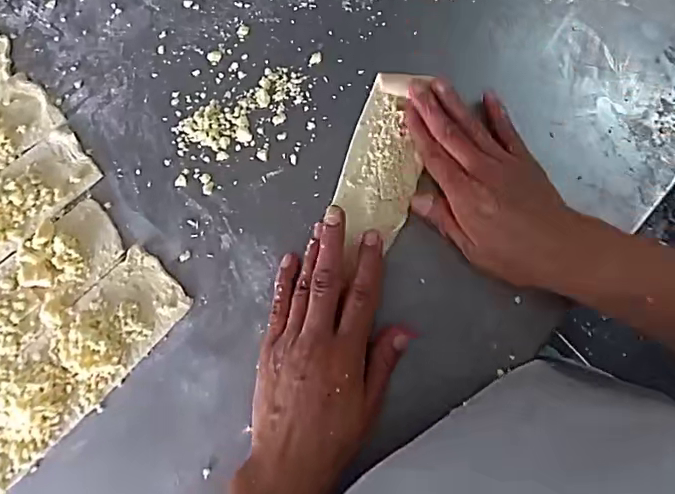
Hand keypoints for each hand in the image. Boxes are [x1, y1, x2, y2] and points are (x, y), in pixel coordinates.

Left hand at [232, 206, 413, 493]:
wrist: (286, 461)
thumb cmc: (332, 437)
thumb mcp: (369, 406)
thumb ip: (383, 362)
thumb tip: (404, 330)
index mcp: (345, 353)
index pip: (362, 297)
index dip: (369, 264)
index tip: (372, 238)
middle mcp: (317, 339)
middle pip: (328, 280)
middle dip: (333, 243)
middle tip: (336, 214)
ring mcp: (290, 339)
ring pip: (303, 286)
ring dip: (311, 254)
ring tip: (318, 227)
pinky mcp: (270, 344)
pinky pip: (278, 304)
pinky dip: (284, 279)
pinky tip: (289, 258)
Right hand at [404, 79, 620, 293]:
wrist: (565, 250)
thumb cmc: (515, 256)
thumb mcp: (472, 249)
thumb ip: (443, 219)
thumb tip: (415, 199)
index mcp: (464, 193)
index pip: (434, 156)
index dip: (418, 132)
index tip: (406, 112)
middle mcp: (480, 170)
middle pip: (450, 134)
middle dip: (430, 108)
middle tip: (416, 87)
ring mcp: (503, 161)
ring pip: (473, 127)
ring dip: (454, 103)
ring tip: (439, 83)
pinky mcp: (523, 159)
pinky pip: (507, 131)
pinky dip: (497, 112)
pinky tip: (488, 96)